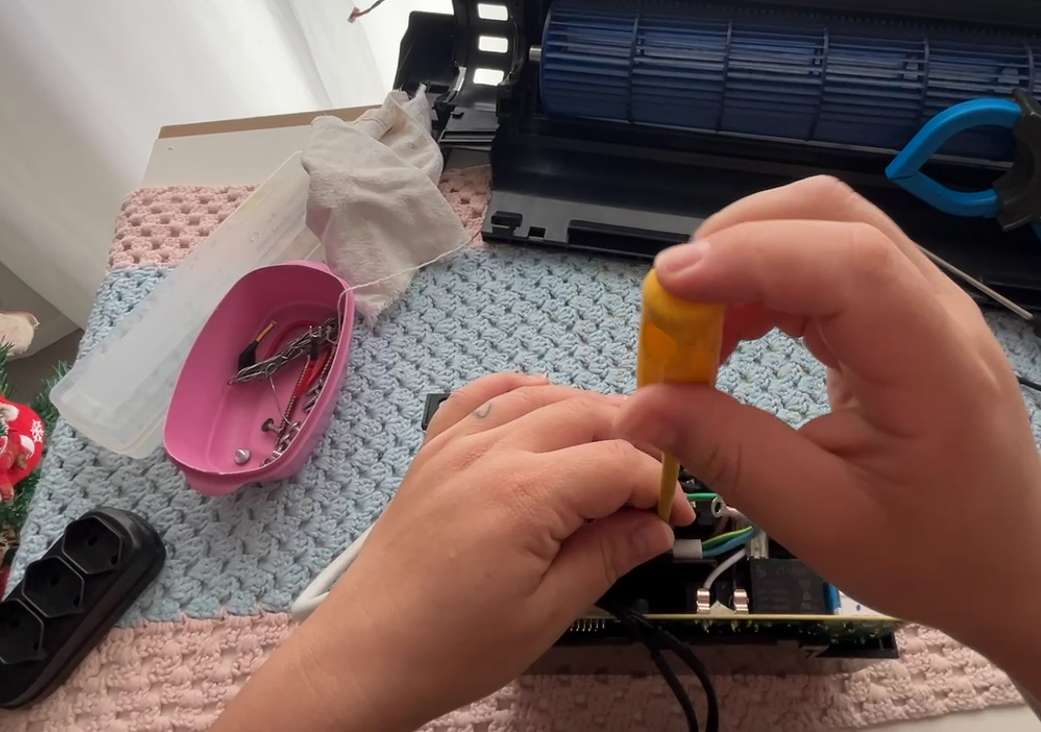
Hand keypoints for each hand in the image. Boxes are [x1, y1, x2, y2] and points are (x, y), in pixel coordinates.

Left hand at [216, 373, 687, 731]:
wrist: (364, 655)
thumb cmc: (456, 646)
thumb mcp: (546, 614)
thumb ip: (607, 557)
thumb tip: (657, 527)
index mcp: (527, 493)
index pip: (616, 463)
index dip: (658, 484)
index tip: (677, 514)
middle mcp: (494, 448)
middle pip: (583, 413)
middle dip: (631, 436)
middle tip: (653, 474)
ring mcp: (458, 440)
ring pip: (538, 396)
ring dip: (583, 407)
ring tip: (612, 438)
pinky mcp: (434, 446)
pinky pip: (478, 393)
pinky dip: (515, 385)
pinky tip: (539, 391)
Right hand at [616, 176, 1040, 637]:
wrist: (1014, 554)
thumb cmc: (934, 550)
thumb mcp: (824, 524)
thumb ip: (731, 455)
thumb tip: (641, 408)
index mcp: (937, 368)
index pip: (851, 265)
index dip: (754, 257)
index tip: (668, 287)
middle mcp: (935, 305)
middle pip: (829, 213)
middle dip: (735, 241)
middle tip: (671, 307)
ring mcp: (917, 292)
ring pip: (819, 220)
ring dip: (742, 253)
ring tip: (695, 323)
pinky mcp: (894, 297)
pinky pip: (818, 252)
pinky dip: (759, 273)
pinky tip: (734, 327)